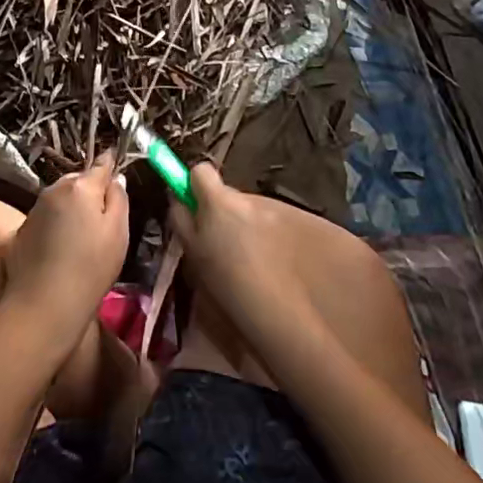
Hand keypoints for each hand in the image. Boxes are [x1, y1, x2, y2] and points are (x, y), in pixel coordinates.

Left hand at [2, 153, 129, 339]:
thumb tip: (115, 179)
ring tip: (81, 234)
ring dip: (70, 208)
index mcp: (80, 187)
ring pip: (59, 200)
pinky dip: (55, 225)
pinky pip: (45, 218)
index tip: (116, 167)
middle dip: (89, 190)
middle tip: (102, 214)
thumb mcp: (118, 233)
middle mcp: (53, 190)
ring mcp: (34, 210)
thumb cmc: (91, 267)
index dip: (110, 166)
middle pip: (77, 181)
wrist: (44, 304)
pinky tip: (60, 248)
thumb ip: (119, 199)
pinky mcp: (21, 231)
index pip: (100, 165)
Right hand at [163, 164, 316, 340]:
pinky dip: (273, 235)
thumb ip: (183, 220)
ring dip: (249, 224)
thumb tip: (179, 201)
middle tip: (223, 241)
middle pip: (230, 194)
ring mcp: (279, 210)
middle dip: (225, 211)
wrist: (281, 311)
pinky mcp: (304, 223)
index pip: (201, 171)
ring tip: (253, 258)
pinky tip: (275, 261)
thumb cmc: (227, 285)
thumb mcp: (193, 253)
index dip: (195, 185)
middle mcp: (250, 199)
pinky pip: (277, 222)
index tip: (194, 204)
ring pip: (254, 210)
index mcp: (219, 203)